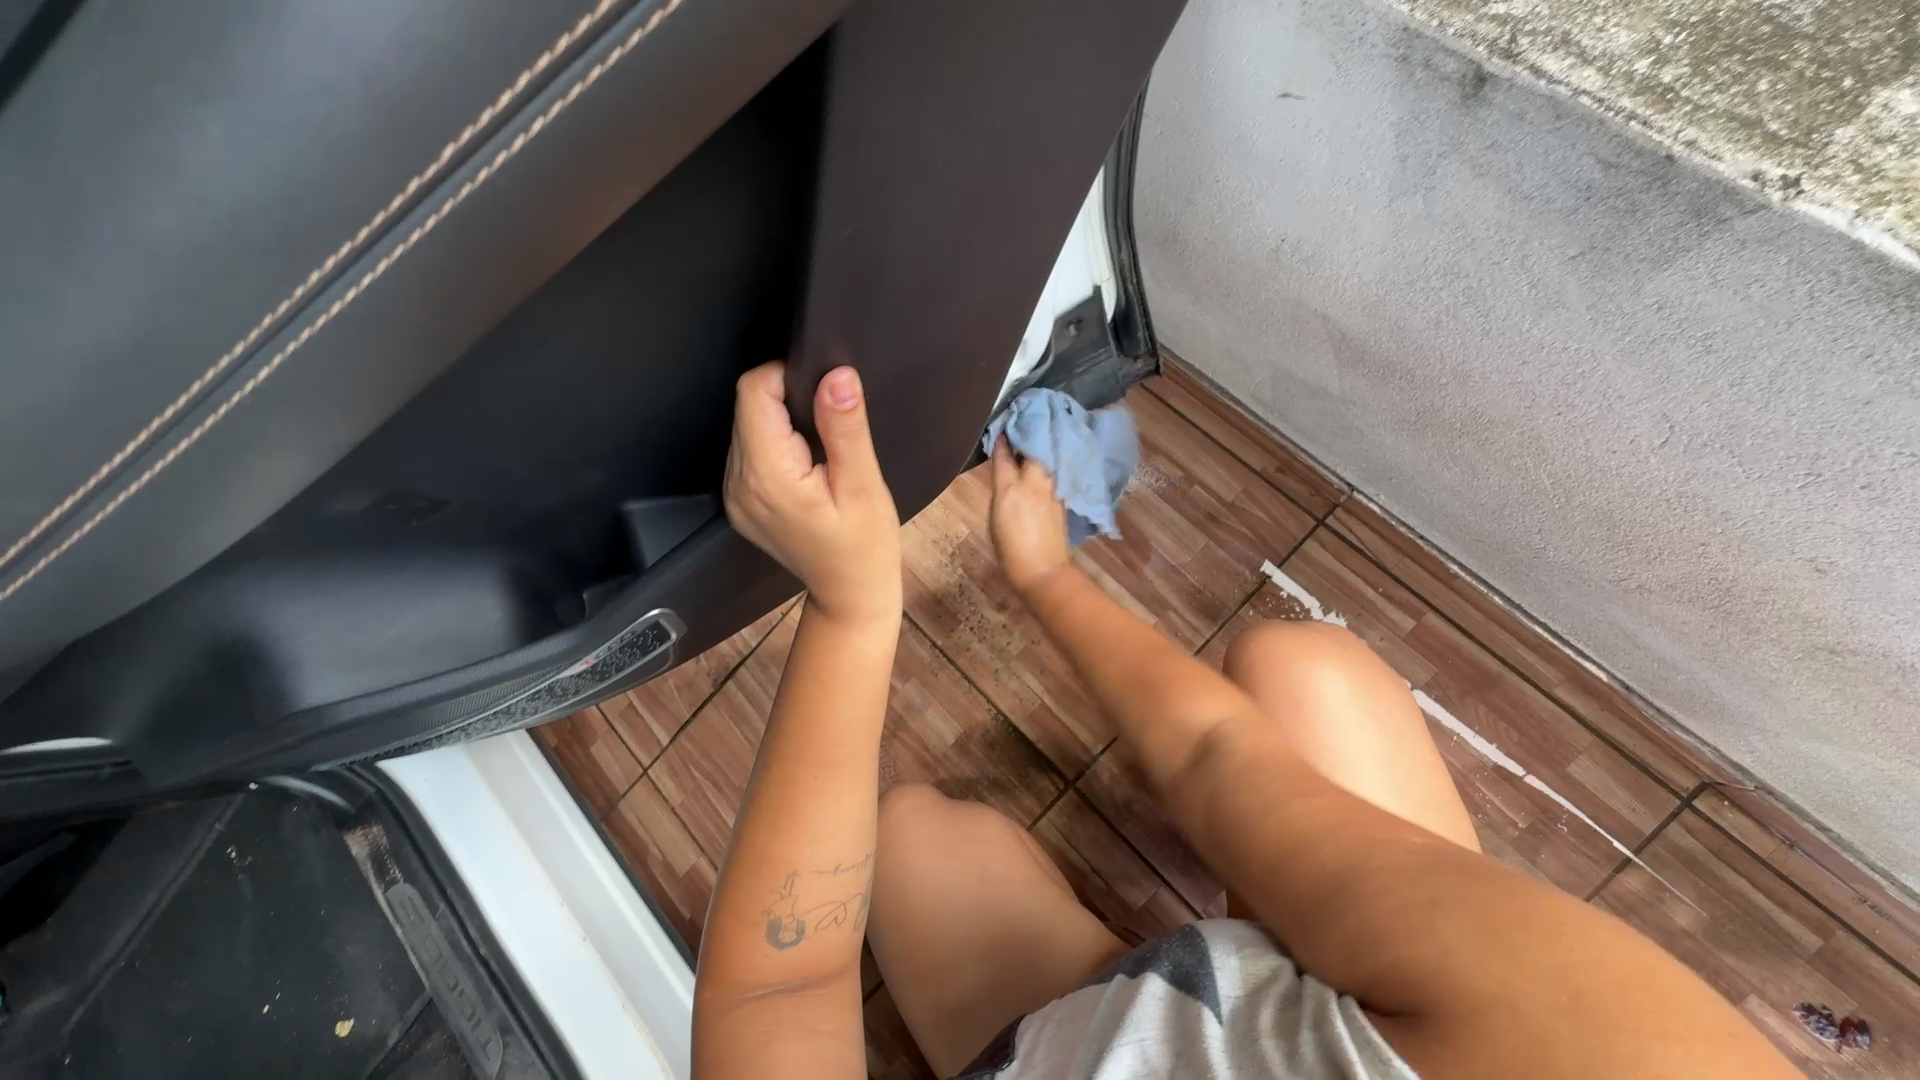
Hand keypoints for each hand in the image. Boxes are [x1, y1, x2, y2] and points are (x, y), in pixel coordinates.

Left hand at [725, 362, 901, 626]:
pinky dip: (775, 445)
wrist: (850, 594)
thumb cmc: (865, 544)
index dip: (787, 376)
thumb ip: (844, 429)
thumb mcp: (863, 485)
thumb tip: (837, 375)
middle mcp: (738, 483)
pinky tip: (805, 466)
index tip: (825, 395)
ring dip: (781, 422)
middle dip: (786, 401)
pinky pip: (748, 451)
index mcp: (767, 475)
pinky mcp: (739, 502)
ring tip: (819, 449)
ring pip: (746, 426)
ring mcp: (734, 496)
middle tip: (830, 426)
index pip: (754, 392)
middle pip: (748, 407)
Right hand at [989, 437, 1071, 594]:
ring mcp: (1051, 489)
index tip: (1002, 428)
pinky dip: (1050, 463)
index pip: (1004, 456)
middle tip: (1023, 423)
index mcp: (1009, 489)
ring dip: (1042, 446)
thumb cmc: (1010, 552)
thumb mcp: (995, 520)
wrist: (1043, 571)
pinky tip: (1047, 461)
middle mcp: (1033, 483)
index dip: (1002, 441)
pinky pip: (1055, 472)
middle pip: (1032, 448)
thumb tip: (1007, 478)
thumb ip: (1002, 494)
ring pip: (1047, 458)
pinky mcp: (1063, 498)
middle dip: (1027, 434)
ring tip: (1037, 437)